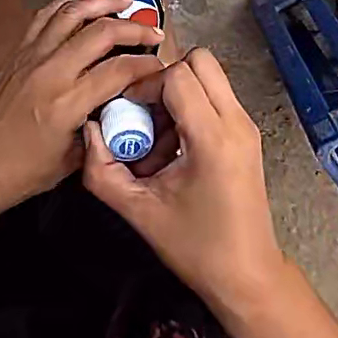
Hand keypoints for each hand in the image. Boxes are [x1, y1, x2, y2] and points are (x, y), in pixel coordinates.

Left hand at [0, 0, 165, 218]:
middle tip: (152, 32)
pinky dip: (66, 3)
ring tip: (124, 0)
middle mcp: (49, 72)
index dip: (146, 65)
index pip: (118, 70)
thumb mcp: (74, 160)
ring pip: (71, 14)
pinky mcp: (18, 53)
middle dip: (133, 28)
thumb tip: (120, 103)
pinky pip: (44, 17)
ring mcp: (31, 57)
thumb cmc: (23, 172)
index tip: (160, 66)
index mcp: (67, 104)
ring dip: (101, 2)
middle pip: (100, 33)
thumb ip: (101, 126)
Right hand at [82, 46, 286, 307]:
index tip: (129, 112)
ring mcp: (246, 125)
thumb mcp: (138, 211)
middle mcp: (236, 122)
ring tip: (159, 133)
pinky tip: (174, 143)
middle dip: (163, 77)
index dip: (145, 85)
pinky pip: (215, 94)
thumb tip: (89, 130)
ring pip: (208, 74)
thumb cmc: (196, 248)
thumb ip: (101, 170)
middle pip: (199, 60)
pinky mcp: (246, 133)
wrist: (248, 277)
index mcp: (212, 138)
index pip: (178, 75)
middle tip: (144, 111)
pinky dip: (190, 104)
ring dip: (177, 90)